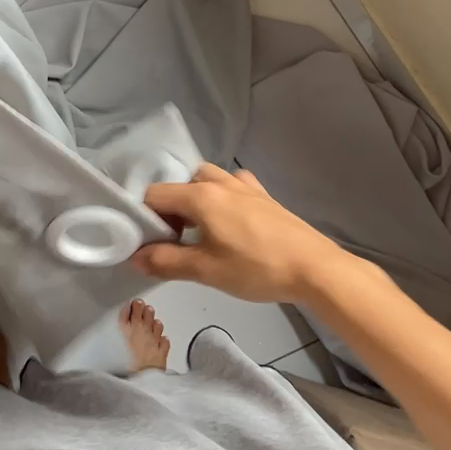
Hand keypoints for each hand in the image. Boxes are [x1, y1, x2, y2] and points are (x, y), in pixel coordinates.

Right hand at [133, 163, 356, 304]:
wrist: (315, 268)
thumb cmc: (256, 268)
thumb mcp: (206, 270)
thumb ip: (166, 261)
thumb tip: (134, 257)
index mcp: (199, 196)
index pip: (154, 195)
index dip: (149, 219)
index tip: (158, 244)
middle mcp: (217, 182)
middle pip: (179, 185)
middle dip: (173, 209)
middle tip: (181, 240)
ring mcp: (243, 185)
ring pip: (206, 179)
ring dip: (197, 198)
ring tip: (205, 229)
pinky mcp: (264, 194)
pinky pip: (234, 184)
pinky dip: (225, 195)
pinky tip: (234, 217)